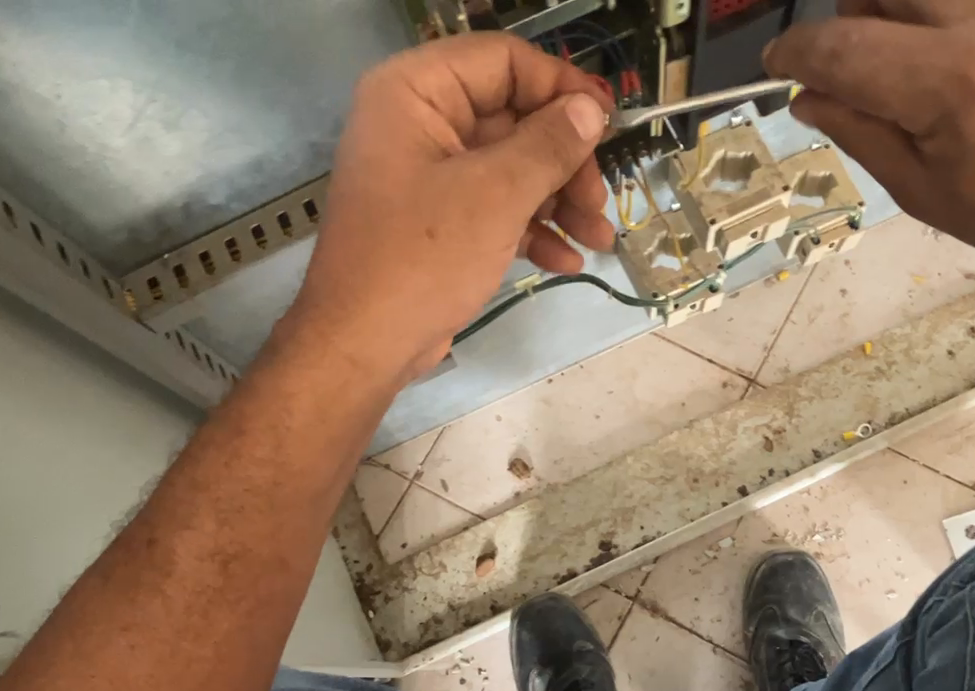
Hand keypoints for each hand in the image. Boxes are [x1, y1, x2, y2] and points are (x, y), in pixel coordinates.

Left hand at [275, 34, 615, 383]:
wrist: (366, 344)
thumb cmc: (423, 258)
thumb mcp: (495, 195)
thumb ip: (548, 146)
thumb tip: (590, 111)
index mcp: (417, 93)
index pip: (503, 61)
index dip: (560, 87)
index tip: (607, 123)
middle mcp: (423, 126)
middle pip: (515, 121)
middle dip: (566, 163)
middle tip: (599, 200)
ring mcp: (432, 180)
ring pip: (512, 172)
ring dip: (560, 204)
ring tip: (598, 238)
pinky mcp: (442, 227)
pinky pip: (498, 213)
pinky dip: (534, 233)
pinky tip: (567, 262)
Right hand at [764, 0, 974, 281]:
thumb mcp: (922, 192)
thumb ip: (860, 131)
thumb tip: (806, 94)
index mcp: (956, 86)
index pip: (846, 46)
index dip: (799, 53)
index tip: (779, 64)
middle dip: (853, 15)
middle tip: (858, 58)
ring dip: (904, 4)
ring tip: (915, 44)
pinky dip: (959, 8)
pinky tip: (968, 38)